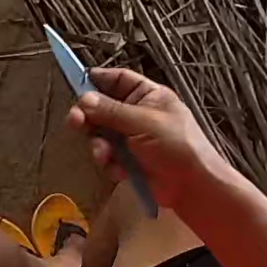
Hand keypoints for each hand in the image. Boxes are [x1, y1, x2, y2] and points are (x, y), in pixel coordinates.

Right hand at [66, 68, 231, 208]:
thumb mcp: (143, 122)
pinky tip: (119, 170)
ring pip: (100, 135)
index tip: (74, 82)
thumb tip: (83, 99)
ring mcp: (132, 139)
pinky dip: (109, 163)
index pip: (117, 80)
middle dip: (88, 117)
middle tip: (75, 122)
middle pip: (102, 108)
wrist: (192, 186)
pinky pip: (107, 157)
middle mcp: (137, 114)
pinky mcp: (128, 161)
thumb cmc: (176, 145)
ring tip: (104, 154)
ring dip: (98, 145)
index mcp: (147, 96)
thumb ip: (111, 111)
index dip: (96, 80)